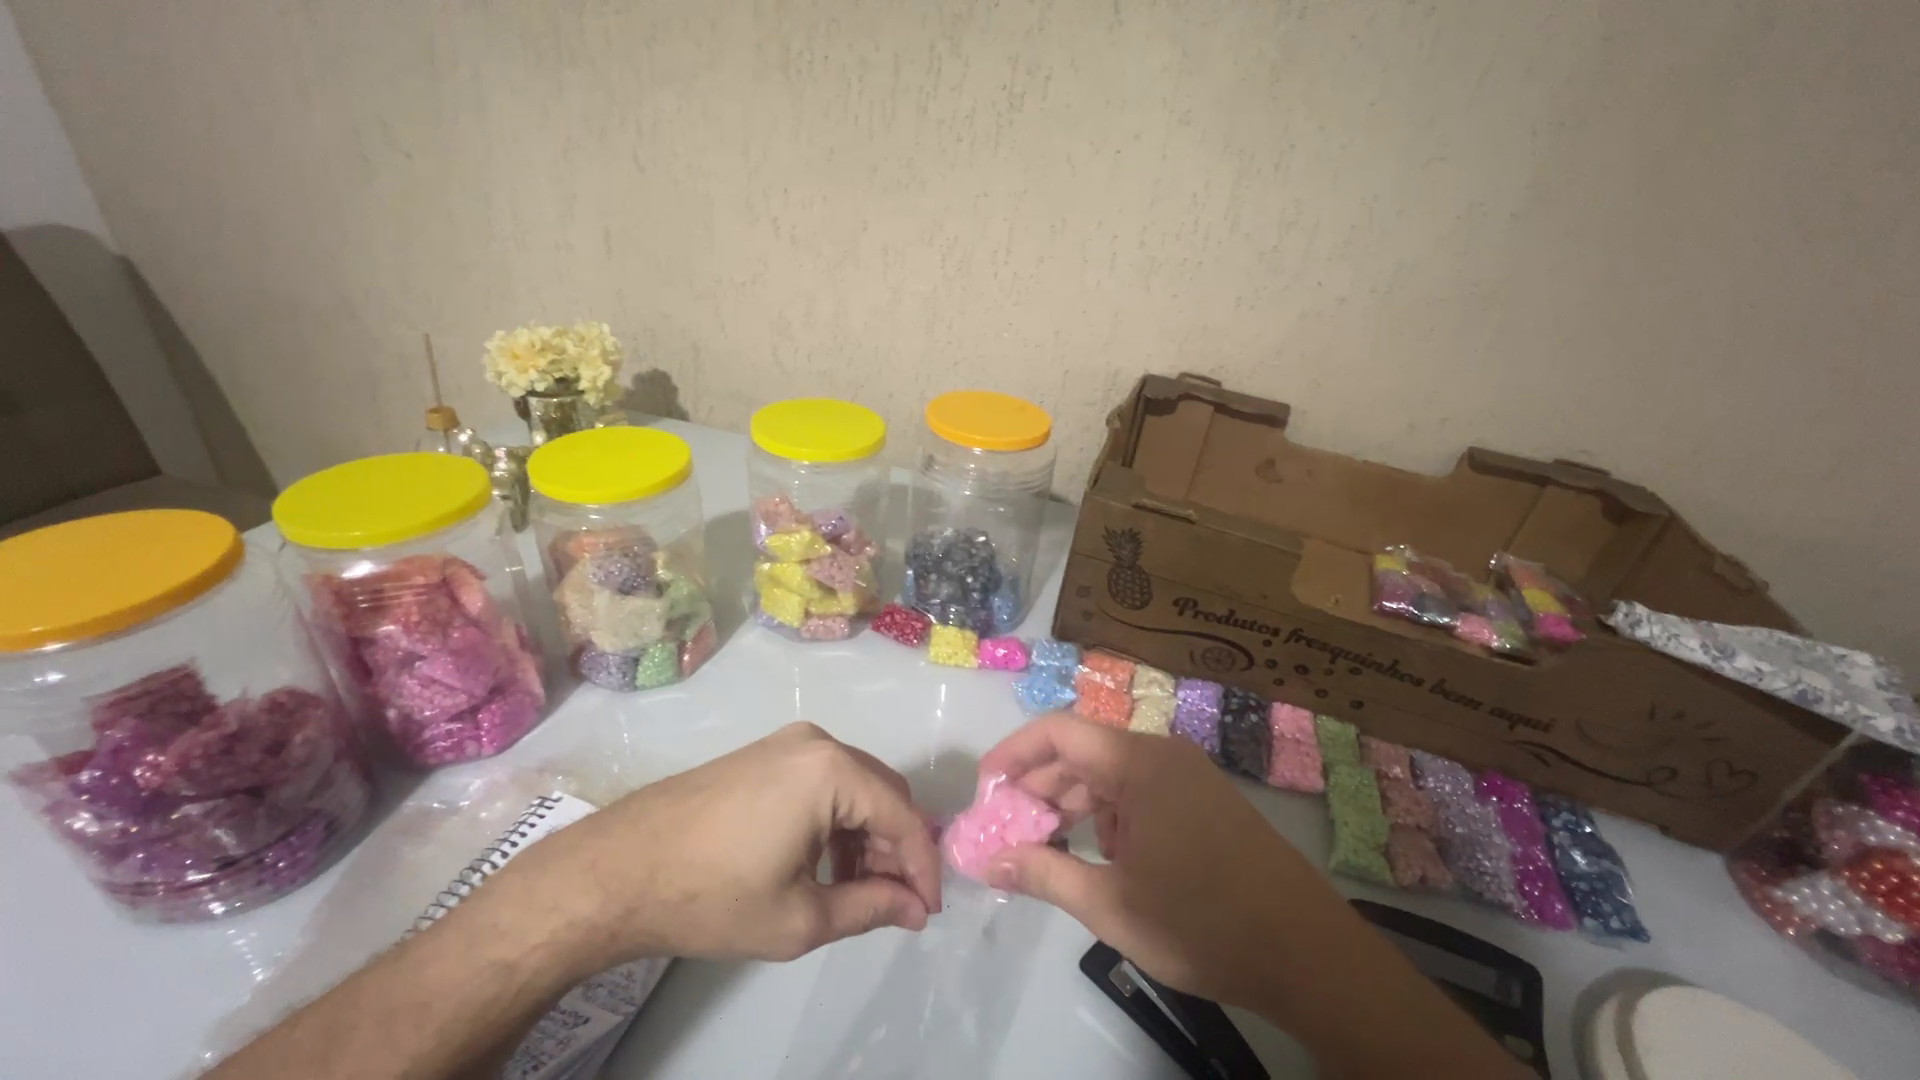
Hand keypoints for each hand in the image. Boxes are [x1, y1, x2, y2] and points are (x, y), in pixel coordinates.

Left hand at [499, 722, 942, 968]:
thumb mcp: (800, 916)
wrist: (614, 872)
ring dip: (865, 837)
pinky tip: (823, 865)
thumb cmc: (711, 897)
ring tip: (856, 891)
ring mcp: (784, 744)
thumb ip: (871, 907)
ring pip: (853, 788)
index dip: (922, 868)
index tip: (927, 912)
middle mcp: (816, 743)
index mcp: (831, 771)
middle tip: (896, 902)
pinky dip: (835, 822)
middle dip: (895, 849)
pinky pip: (821, 783)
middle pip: (882, 793)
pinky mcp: (761, 756)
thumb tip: (914, 908)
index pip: (902, 817)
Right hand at [977, 713, 1341, 1012]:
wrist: (1309, 954)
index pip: (1058, 733)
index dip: (1013, 756)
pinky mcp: (1202, 804)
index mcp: (1141, 764)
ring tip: (1044, 853)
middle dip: (1038, 791)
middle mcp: (1163, 757)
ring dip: (1071, 809)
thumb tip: (986, 860)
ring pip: (1109, 777)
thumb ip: (1044, 873)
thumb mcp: (1111, 905)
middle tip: (1005, 835)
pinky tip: (1096, 860)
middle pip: (1081, 754)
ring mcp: (1187, 779)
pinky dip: (1107, 819)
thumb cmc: (1203, 923)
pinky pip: (1138, 795)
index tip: (983, 794)